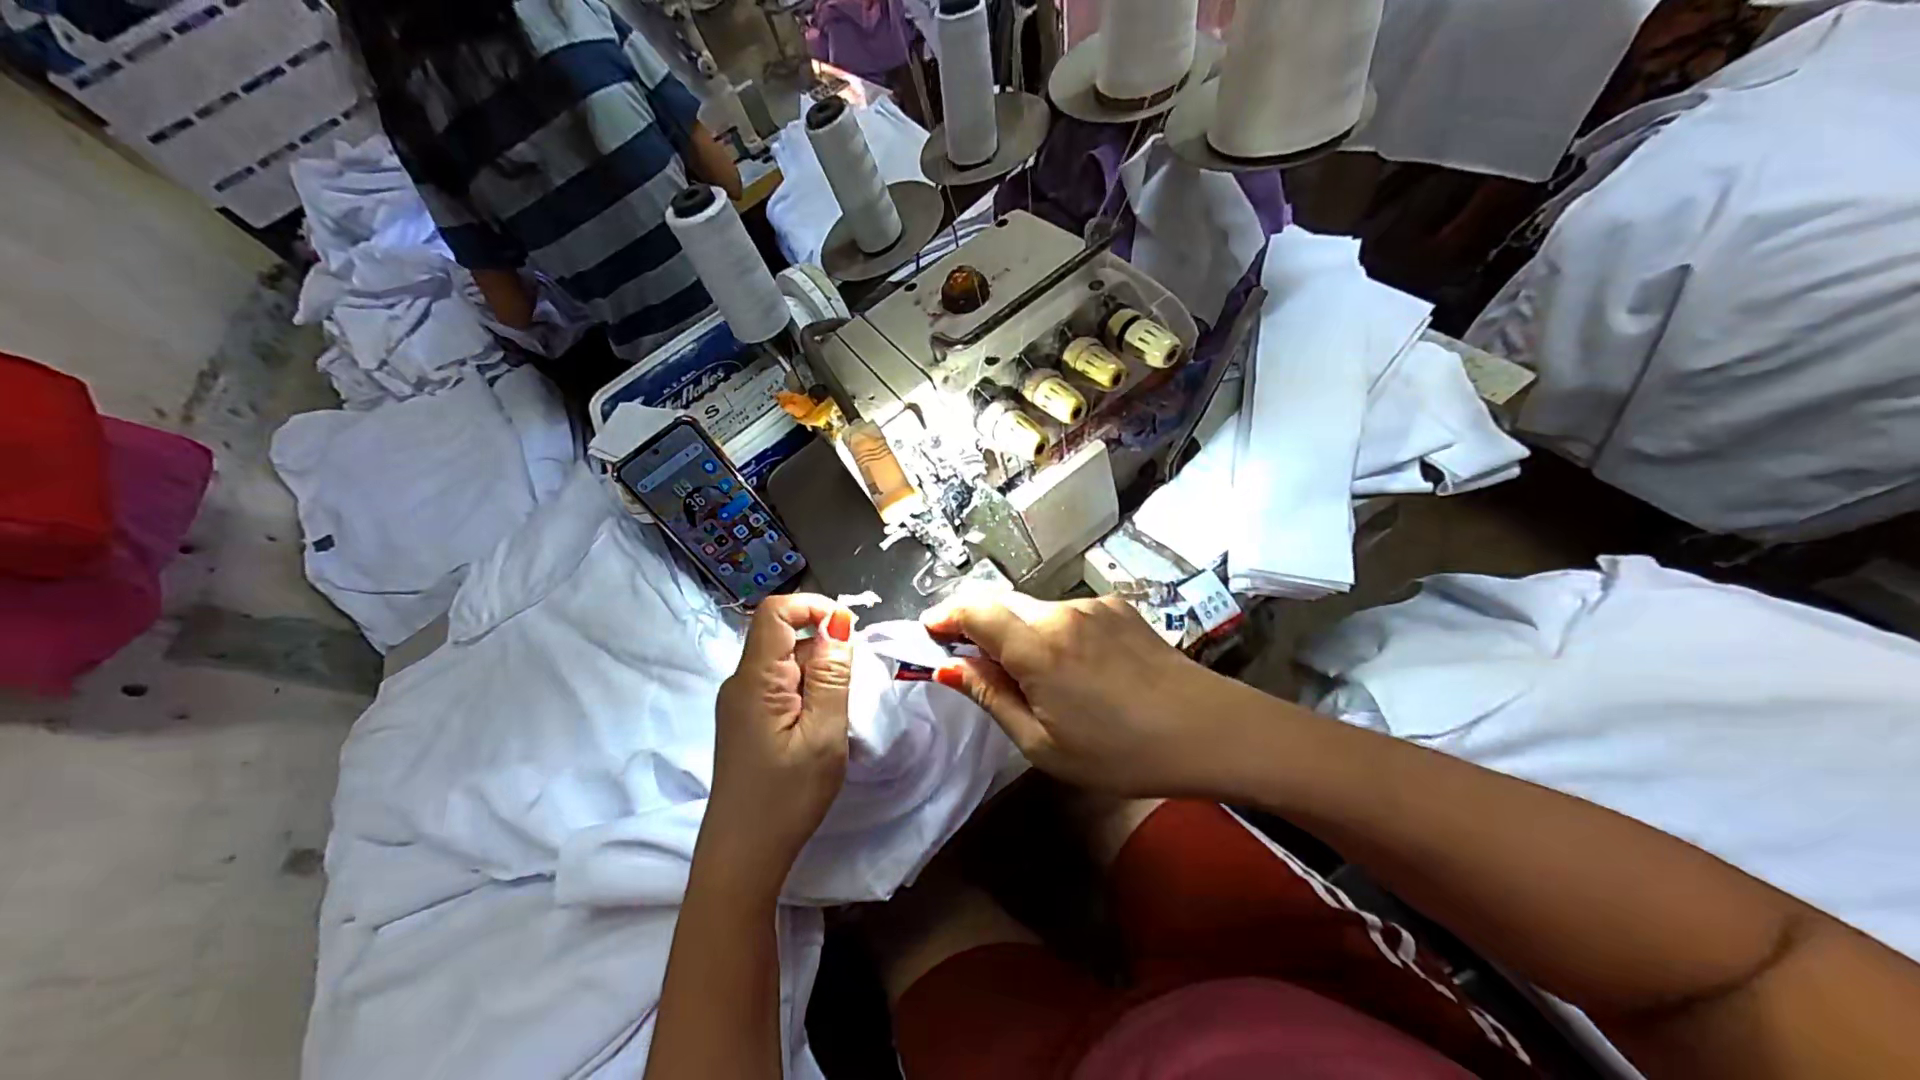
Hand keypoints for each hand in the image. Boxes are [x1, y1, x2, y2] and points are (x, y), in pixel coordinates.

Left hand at [705, 594, 856, 894]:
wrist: (743, 856)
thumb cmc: (786, 797)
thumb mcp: (823, 735)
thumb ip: (833, 675)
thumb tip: (839, 621)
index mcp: (755, 679)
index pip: (775, 611)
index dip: (813, 606)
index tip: (849, 631)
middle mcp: (741, 682)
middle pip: (783, 637)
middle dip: (823, 650)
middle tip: (848, 694)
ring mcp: (740, 703)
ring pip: (785, 663)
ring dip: (818, 675)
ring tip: (833, 720)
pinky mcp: (746, 721)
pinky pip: (780, 687)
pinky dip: (806, 694)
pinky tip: (818, 729)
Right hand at [922, 592, 1243, 795]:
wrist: (1210, 732)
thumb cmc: (1121, 753)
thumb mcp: (1043, 743)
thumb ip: (991, 697)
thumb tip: (949, 668)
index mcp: (1037, 645)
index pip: (974, 611)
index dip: (945, 617)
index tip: (930, 634)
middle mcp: (1062, 612)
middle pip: (1003, 606)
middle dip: (979, 627)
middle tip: (976, 665)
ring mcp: (1095, 606)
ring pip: (1036, 611)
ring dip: (1020, 634)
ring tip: (1037, 681)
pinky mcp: (1120, 608)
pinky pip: (1069, 615)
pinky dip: (1054, 634)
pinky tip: (1078, 671)